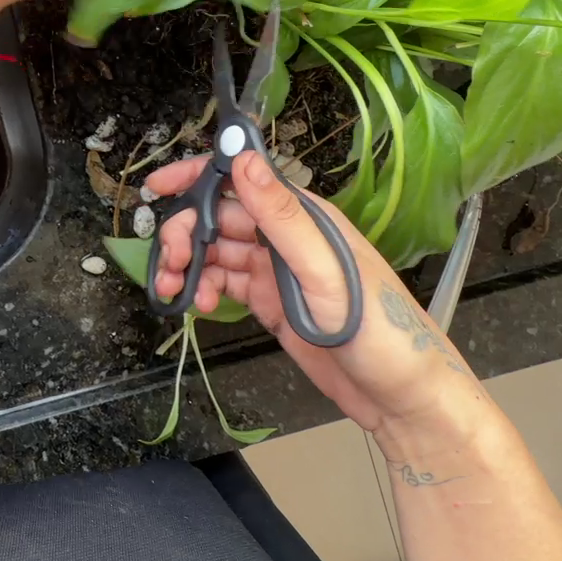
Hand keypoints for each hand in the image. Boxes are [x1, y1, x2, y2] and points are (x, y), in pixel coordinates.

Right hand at [145, 150, 487, 445]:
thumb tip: (244, 160)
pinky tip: (198, 304)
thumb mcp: (325, 270)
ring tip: (173, 289)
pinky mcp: (268, 300)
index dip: (194, 178)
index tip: (157, 187)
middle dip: (184, 235)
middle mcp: (284, 237)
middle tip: (170, 263)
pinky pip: (222, 282)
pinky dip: (202, 288)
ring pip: (213, 252)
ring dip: (186, 265)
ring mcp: (274, 269)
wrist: (404, 400)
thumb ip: (281, 215)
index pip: (239, 181)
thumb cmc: (381, 331)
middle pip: (215, 219)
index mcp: (302, 217)